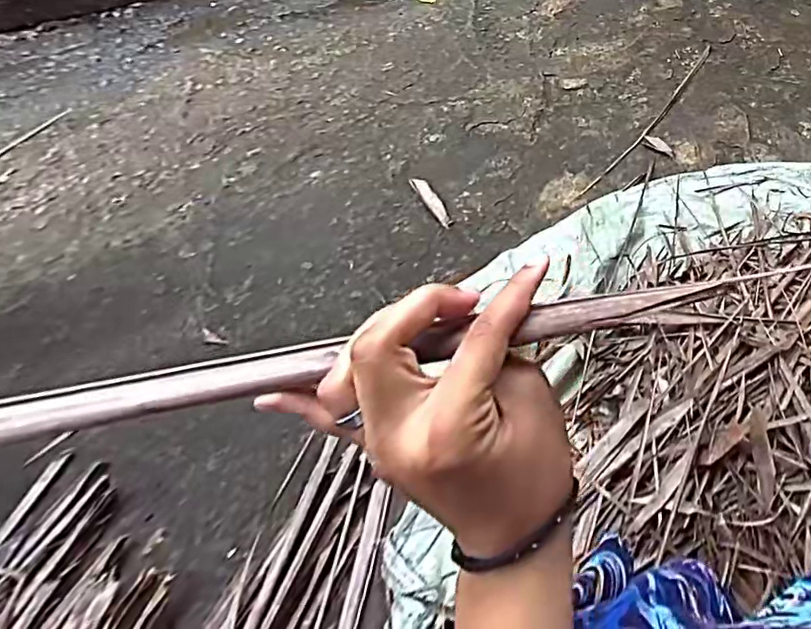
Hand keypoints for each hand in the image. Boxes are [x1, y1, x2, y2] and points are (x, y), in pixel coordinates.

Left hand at [256, 260, 574, 554]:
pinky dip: (305, 395)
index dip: (505, 300)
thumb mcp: (530, 396)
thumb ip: (503, 344)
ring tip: (428, 316)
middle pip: (378, 343)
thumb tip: (493, 306)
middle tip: (466, 300)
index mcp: (445, 427)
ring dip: (387, 328)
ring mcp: (378, 444)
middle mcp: (397, 436)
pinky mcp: (375, 446)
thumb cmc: (530, 478)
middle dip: (423, 304)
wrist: (515, 533)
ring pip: (348, 367)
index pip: (472, 338)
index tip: (525, 277)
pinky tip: (280, 388)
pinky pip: (328, 416)